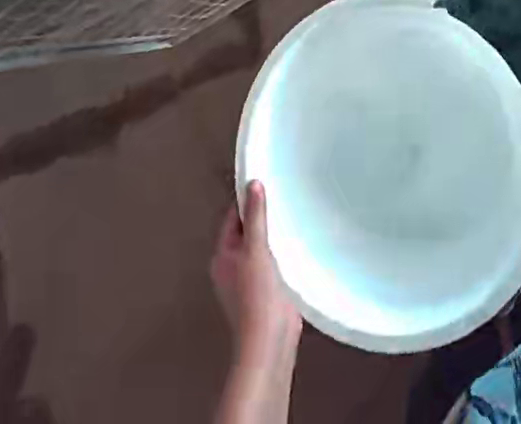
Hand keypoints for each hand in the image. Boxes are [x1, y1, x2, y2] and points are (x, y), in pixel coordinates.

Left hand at [211, 180, 301, 359]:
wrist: (269, 338)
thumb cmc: (256, 292)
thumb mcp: (255, 248)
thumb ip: (254, 217)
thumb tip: (253, 184)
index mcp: (222, 255)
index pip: (232, 218)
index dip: (246, 200)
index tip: (266, 182)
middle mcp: (232, 264)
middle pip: (246, 230)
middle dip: (262, 215)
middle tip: (283, 194)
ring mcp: (248, 277)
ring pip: (260, 244)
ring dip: (273, 232)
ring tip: (293, 212)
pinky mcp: (266, 287)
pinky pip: (272, 258)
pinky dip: (281, 248)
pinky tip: (298, 239)